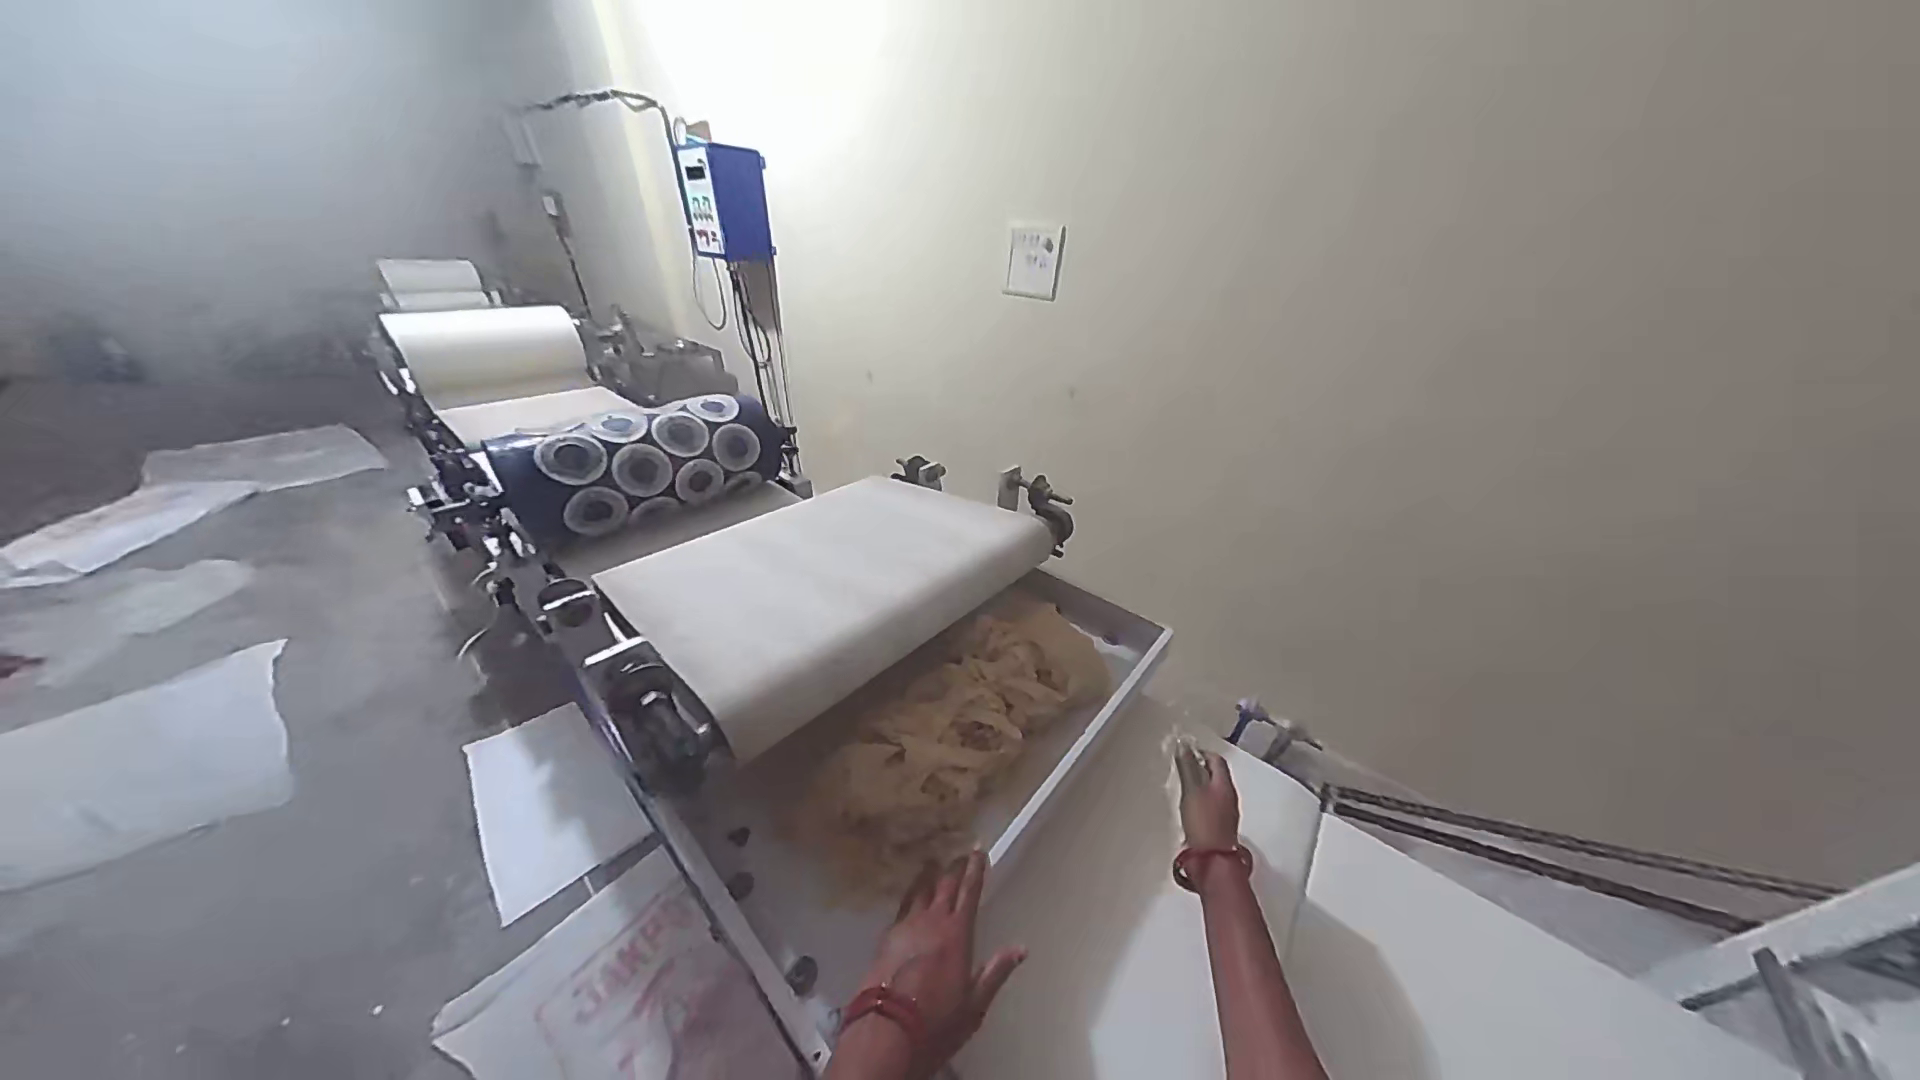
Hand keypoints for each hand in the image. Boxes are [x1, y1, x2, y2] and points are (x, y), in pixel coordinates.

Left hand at [856, 849, 1025, 1077]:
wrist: (887, 1031)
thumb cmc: (937, 1021)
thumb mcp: (974, 1004)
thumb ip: (996, 972)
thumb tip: (1021, 948)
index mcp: (957, 933)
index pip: (969, 892)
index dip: (975, 869)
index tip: (978, 850)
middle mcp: (932, 920)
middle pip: (945, 884)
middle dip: (954, 867)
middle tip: (960, 854)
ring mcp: (907, 925)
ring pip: (921, 889)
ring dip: (929, 875)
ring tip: (932, 863)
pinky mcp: (887, 935)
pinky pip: (903, 905)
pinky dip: (911, 894)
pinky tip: (911, 895)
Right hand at [1177, 743, 1239, 850]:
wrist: (1212, 859)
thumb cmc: (1202, 820)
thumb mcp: (1191, 789)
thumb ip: (1187, 767)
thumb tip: (1183, 745)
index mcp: (1224, 785)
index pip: (1217, 760)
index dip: (1201, 753)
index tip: (1184, 753)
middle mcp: (1230, 796)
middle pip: (1216, 774)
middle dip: (1200, 767)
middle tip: (1182, 767)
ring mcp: (1227, 812)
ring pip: (1214, 789)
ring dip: (1200, 783)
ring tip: (1184, 785)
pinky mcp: (1221, 824)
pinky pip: (1212, 803)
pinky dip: (1201, 797)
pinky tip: (1190, 804)